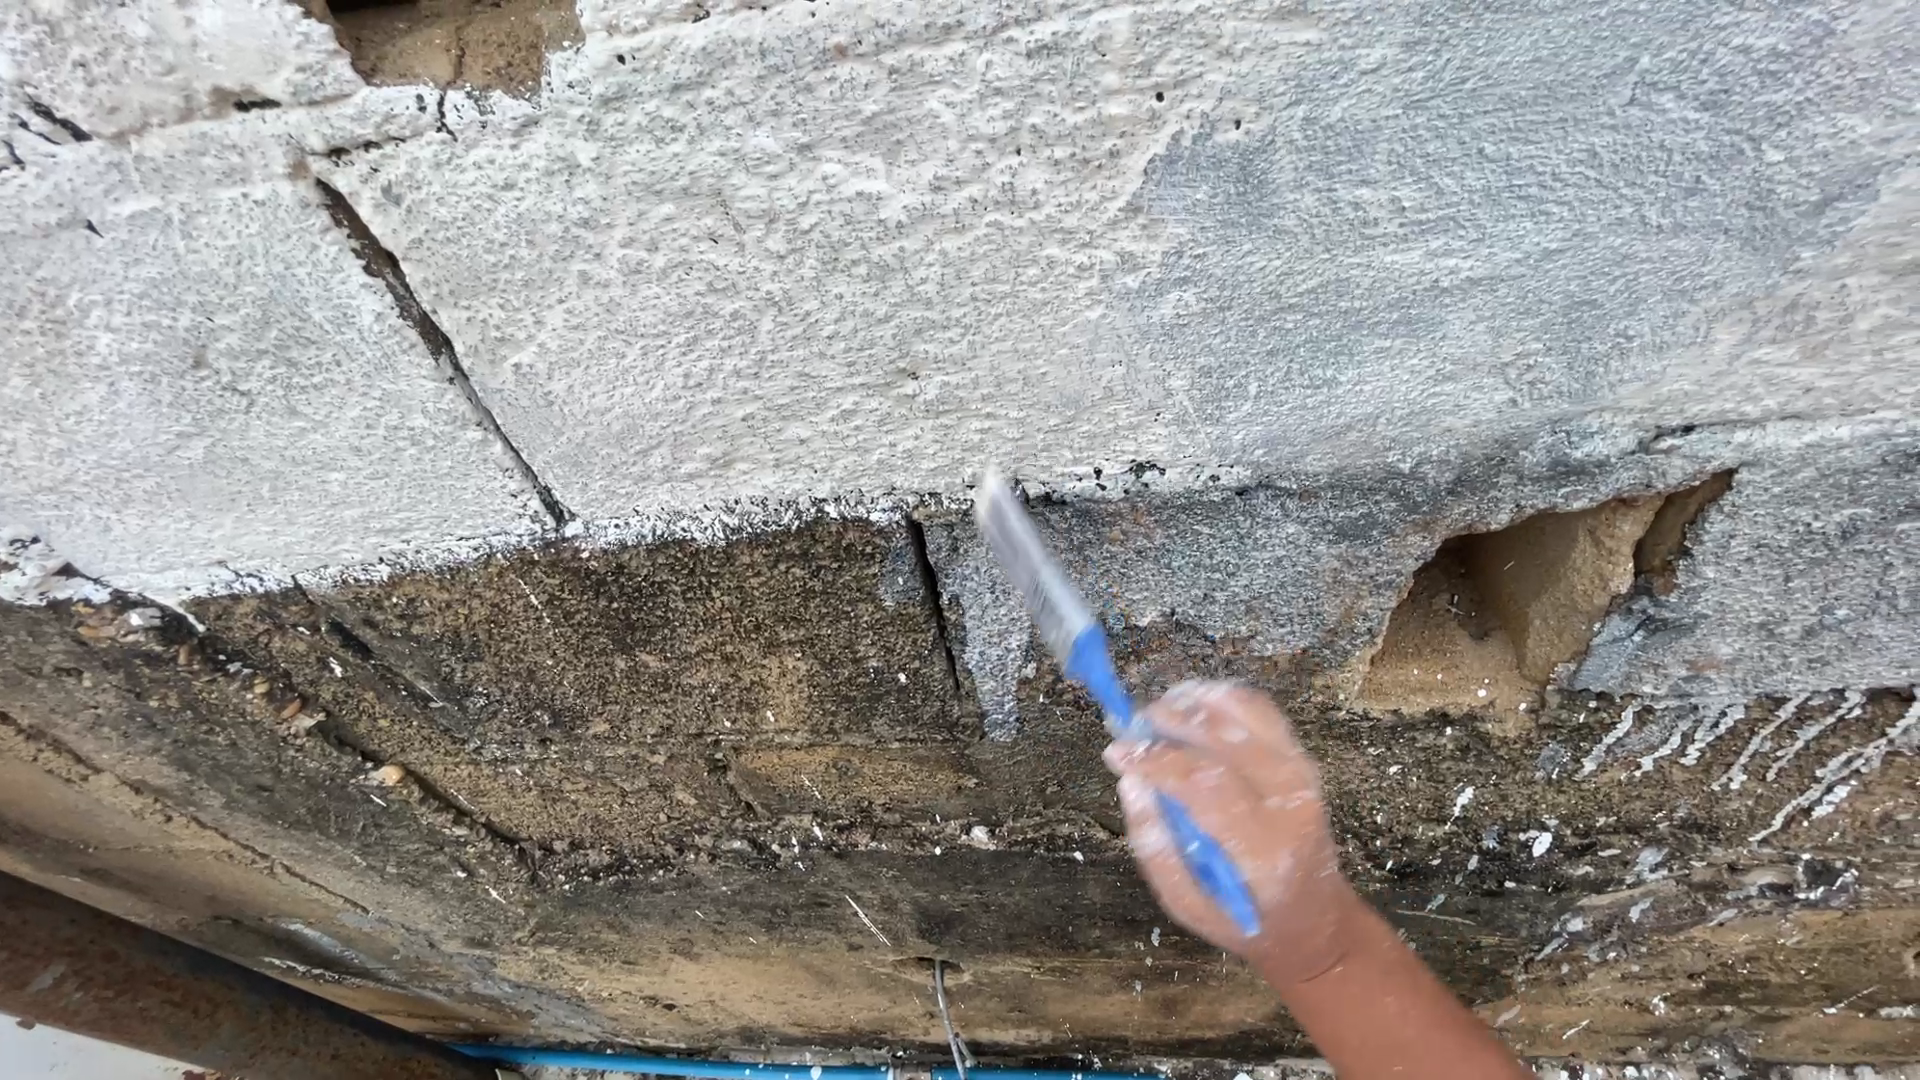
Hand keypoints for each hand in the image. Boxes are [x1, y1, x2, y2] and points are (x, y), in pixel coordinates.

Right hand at [1103, 680, 1356, 983]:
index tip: (1116, 751)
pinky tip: (1190, 707)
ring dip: (1192, 701)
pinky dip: (1218, 696)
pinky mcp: (1300, 755)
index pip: (1207, 785)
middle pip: (1225, 737)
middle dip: (1169, 720)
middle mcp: (1290, 801)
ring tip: (1157, 714)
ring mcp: (1301, 772)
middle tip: (1130, 724)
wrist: (1317, 919)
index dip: (1156, 760)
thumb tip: (1131, 783)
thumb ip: (1156, 849)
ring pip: (1243, 710)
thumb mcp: (1189, 907)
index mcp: (1264, 849)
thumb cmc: (1247, 919)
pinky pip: (1257, 707)